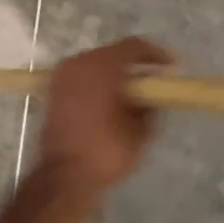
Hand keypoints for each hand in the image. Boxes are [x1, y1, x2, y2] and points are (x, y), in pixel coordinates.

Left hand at [36, 38, 170, 197]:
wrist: (63, 176)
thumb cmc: (105, 152)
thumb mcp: (140, 131)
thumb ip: (149, 107)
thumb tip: (149, 98)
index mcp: (101, 66)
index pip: (133, 46)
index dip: (155, 54)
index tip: (171, 67)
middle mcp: (78, 63)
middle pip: (112, 53)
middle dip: (134, 65)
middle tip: (153, 82)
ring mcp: (61, 76)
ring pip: (94, 65)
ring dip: (114, 75)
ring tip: (133, 95)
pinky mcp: (52, 92)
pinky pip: (81, 78)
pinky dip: (97, 84)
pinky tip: (110, 102)